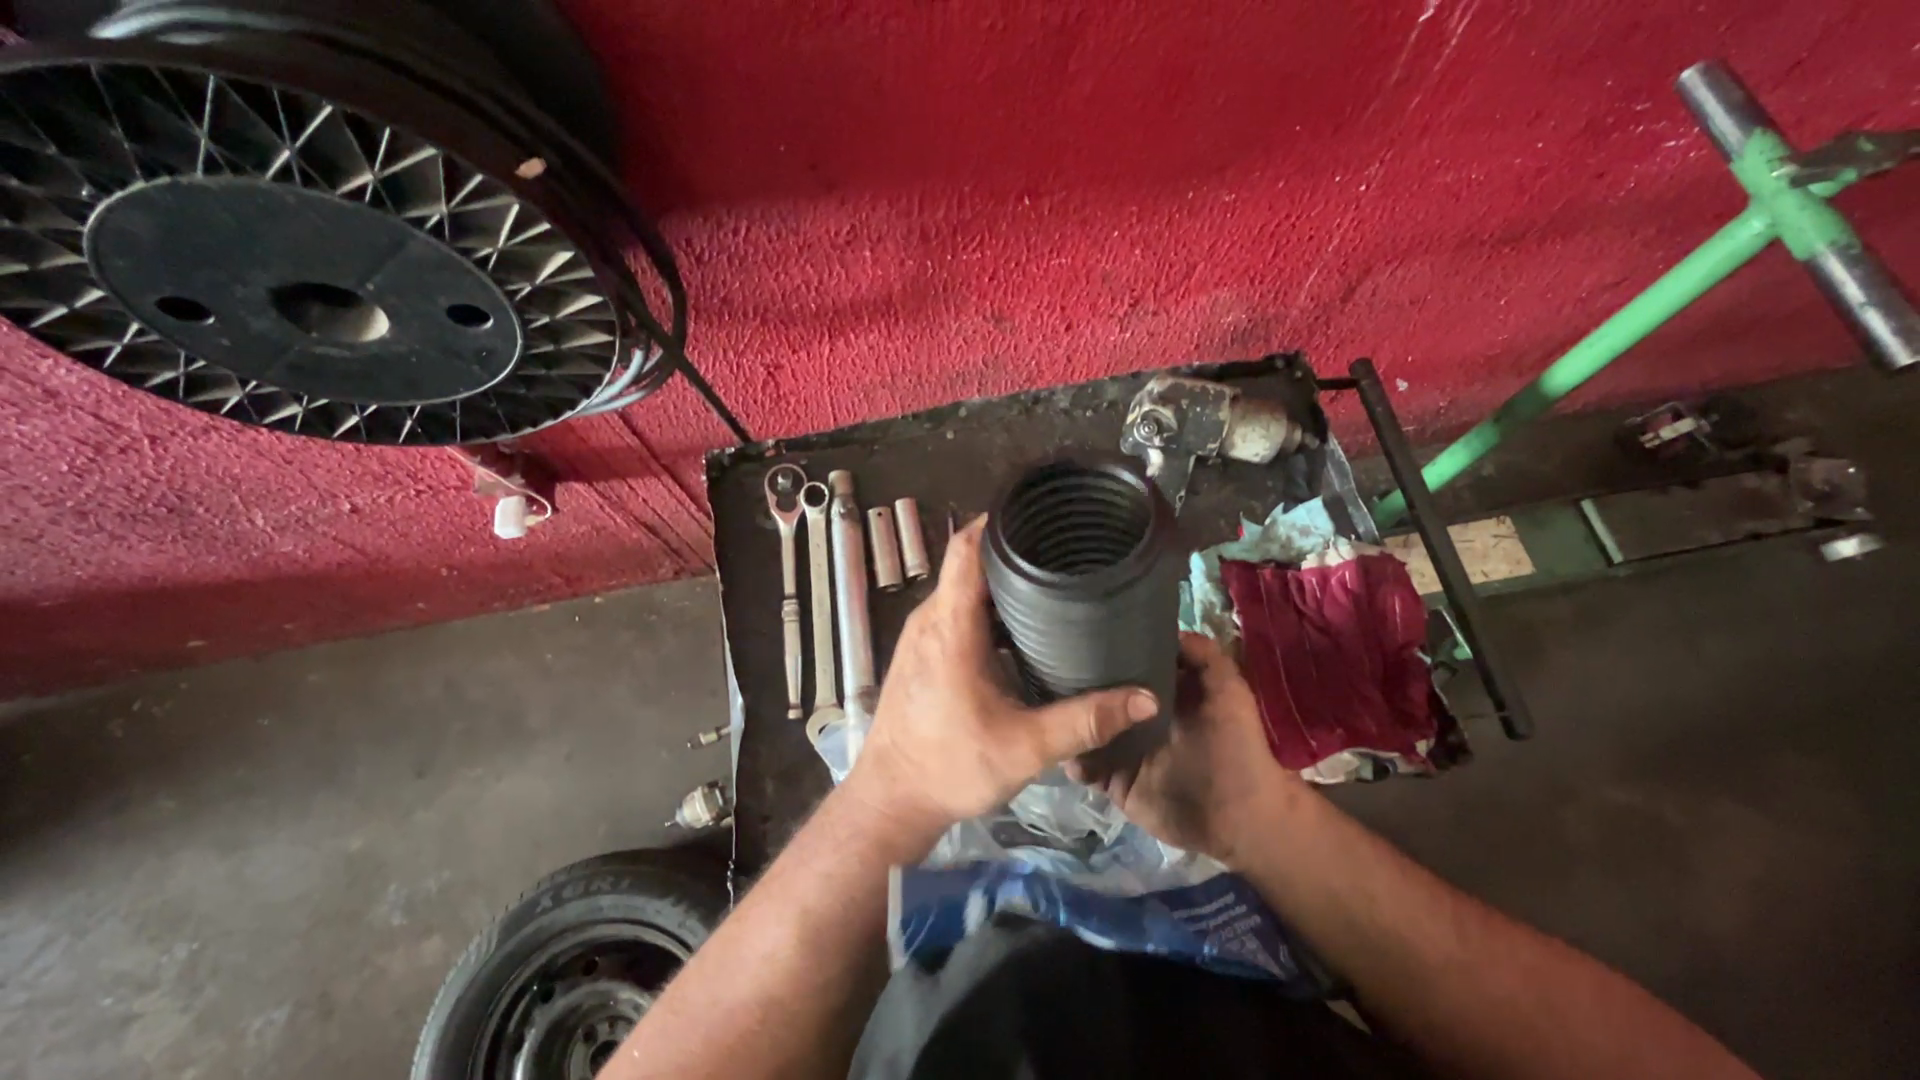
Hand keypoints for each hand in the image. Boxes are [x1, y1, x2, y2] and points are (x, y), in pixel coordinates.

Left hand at [846, 518, 1159, 839]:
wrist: (892, 801)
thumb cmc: (950, 768)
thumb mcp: (1025, 747)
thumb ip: (1085, 721)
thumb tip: (1143, 699)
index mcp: (950, 626)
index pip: (967, 549)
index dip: (1001, 523)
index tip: (1043, 514)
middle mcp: (931, 621)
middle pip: (972, 566)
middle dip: (1017, 555)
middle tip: (1070, 553)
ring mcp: (922, 638)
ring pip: (966, 592)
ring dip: (1005, 587)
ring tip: (1057, 585)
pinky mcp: (923, 656)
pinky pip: (959, 615)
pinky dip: (991, 612)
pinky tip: (1027, 629)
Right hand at [1067, 632, 1298, 865]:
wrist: (1238, 818)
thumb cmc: (1235, 750)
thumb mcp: (1230, 694)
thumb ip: (1207, 658)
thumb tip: (1172, 630)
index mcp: (1163, 694)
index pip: (1128, 663)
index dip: (1109, 649)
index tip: (1080, 631)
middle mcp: (1138, 717)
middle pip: (1100, 694)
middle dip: (1078, 683)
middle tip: (1049, 669)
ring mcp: (1124, 749)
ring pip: (1087, 728)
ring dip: (1069, 721)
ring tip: (1046, 707)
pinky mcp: (1115, 781)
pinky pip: (1085, 766)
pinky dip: (1072, 759)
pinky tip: (1062, 748)